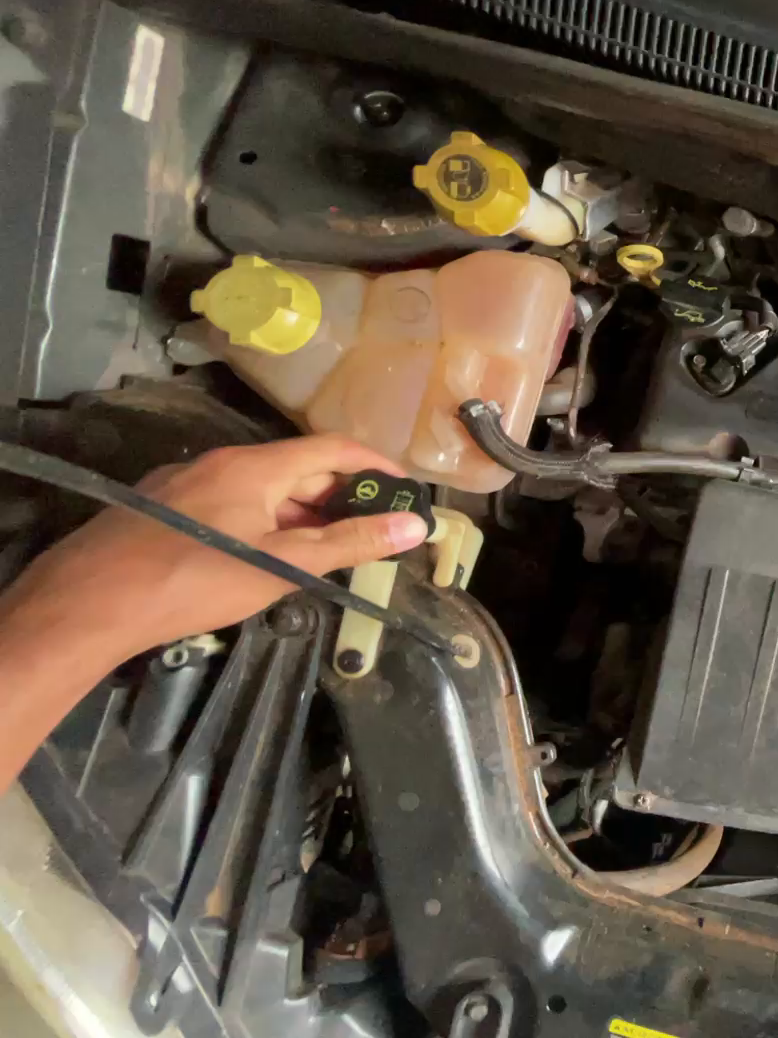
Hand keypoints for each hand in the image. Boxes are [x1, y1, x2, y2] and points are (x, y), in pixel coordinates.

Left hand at [0, 434, 429, 665]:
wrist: (78, 611)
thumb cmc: (194, 580)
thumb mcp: (287, 563)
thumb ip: (354, 541)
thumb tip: (417, 525)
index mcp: (253, 468)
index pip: (333, 449)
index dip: (377, 466)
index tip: (407, 490)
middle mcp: (219, 465)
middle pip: (300, 469)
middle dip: (345, 496)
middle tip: (374, 528)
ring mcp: (185, 486)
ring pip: (267, 489)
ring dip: (308, 512)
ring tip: (332, 547)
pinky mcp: (163, 511)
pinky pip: (235, 504)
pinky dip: (271, 520)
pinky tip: (274, 553)